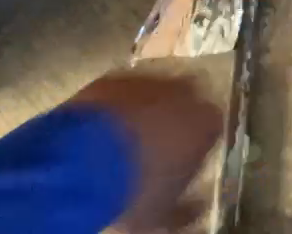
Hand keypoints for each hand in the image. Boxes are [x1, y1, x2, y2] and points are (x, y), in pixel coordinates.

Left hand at [66, 72, 223, 232]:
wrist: (81, 163)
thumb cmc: (133, 189)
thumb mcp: (160, 213)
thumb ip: (184, 211)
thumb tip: (197, 211)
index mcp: (208, 121)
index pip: (210, 130)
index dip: (192, 148)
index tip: (177, 165)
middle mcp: (189, 92)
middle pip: (185, 105)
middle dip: (170, 123)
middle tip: (148, 150)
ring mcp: (151, 80)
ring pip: (153, 94)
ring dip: (143, 112)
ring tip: (118, 143)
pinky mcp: (115, 78)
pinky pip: (120, 92)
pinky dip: (114, 107)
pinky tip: (97, 131)